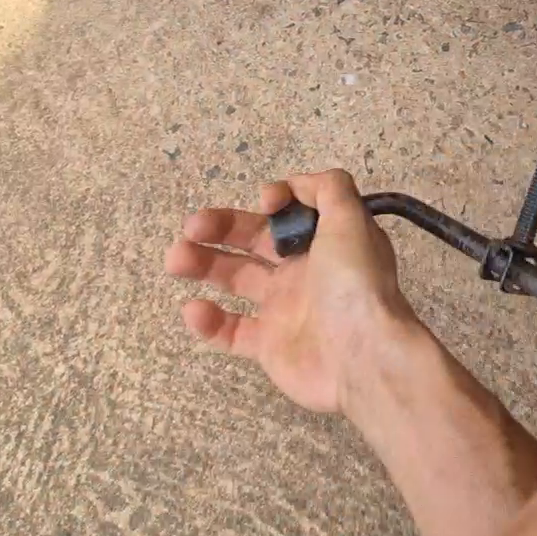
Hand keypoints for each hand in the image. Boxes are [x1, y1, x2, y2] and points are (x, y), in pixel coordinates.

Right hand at [165, 168, 426, 414]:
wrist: (360, 353)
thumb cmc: (355, 281)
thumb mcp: (352, 219)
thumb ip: (330, 188)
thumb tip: (296, 183)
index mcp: (328, 239)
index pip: (293, 212)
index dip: (277, 201)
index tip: (266, 202)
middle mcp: (306, 269)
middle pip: (256, 241)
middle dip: (222, 228)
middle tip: (192, 227)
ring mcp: (286, 308)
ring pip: (236, 279)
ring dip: (204, 265)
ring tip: (176, 258)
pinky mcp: (269, 345)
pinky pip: (231, 331)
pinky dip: (209, 322)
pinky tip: (193, 309)